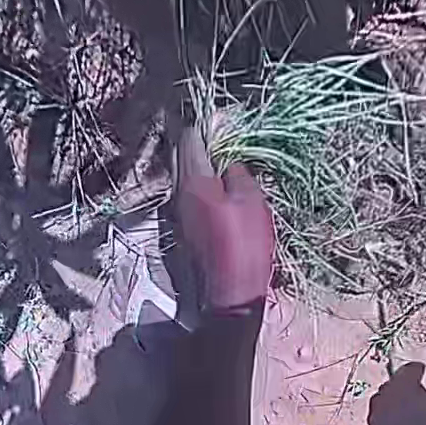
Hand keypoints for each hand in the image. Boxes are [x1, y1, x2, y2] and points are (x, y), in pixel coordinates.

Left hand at [174, 126, 273, 309]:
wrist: (228, 297)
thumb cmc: (243, 247)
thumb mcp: (250, 201)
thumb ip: (235, 173)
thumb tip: (227, 159)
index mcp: (192, 183)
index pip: (190, 139)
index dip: (209, 127)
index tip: (227, 127)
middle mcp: (176, 196)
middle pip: (182, 158)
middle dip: (202, 146)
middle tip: (227, 144)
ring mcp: (176, 215)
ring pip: (184, 179)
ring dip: (202, 169)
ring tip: (226, 167)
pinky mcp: (183, 231)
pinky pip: (188, 198)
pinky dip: (202, 189)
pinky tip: (219, 194)